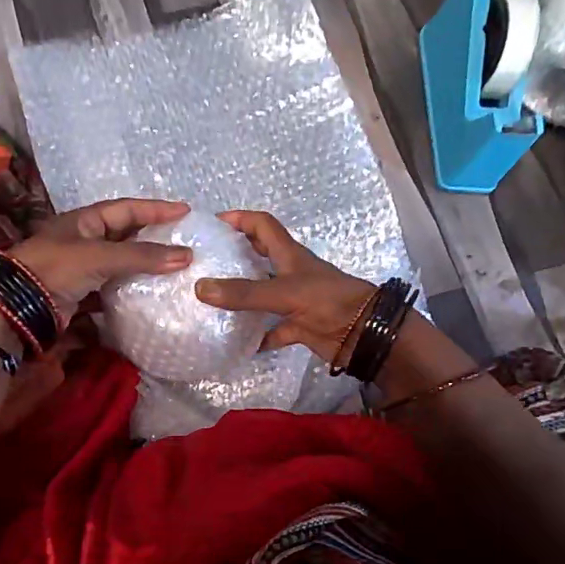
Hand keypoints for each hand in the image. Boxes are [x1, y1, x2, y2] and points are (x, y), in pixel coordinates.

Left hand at [8, 198, 192, 319]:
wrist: (20, 304)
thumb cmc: (57, 267)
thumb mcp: (100, 256)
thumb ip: (142, 256)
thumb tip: (187, 255)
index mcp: (85, 220)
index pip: (127, 209)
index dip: (156, 209)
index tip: (185, 212)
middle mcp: (85, 240)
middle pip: (126, 235)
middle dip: (154, 238)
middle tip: (184, 240)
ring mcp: (83, 268)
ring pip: (122, 263)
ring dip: (145, 266)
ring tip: (174, 268)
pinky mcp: (83, 293)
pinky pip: (114, 287)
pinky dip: (132, 289)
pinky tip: (152, 294)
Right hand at [192, 210, 374, 359]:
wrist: (364, 333)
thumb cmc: (328, 301)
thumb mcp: (284, 293)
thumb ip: (244, 292)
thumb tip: (200, 288)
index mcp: (289, 255)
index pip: (262, 225)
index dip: (239, 219)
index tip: (213, 224)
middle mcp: (290, 274)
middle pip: (260, 257)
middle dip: (235, 256)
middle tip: (206, 263)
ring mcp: (295, 301)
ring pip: (263, 295)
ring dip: (243, 298)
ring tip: (213, 302)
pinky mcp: (299, 326)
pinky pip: (273, 330)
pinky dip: (258, 336)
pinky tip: (239, 344)